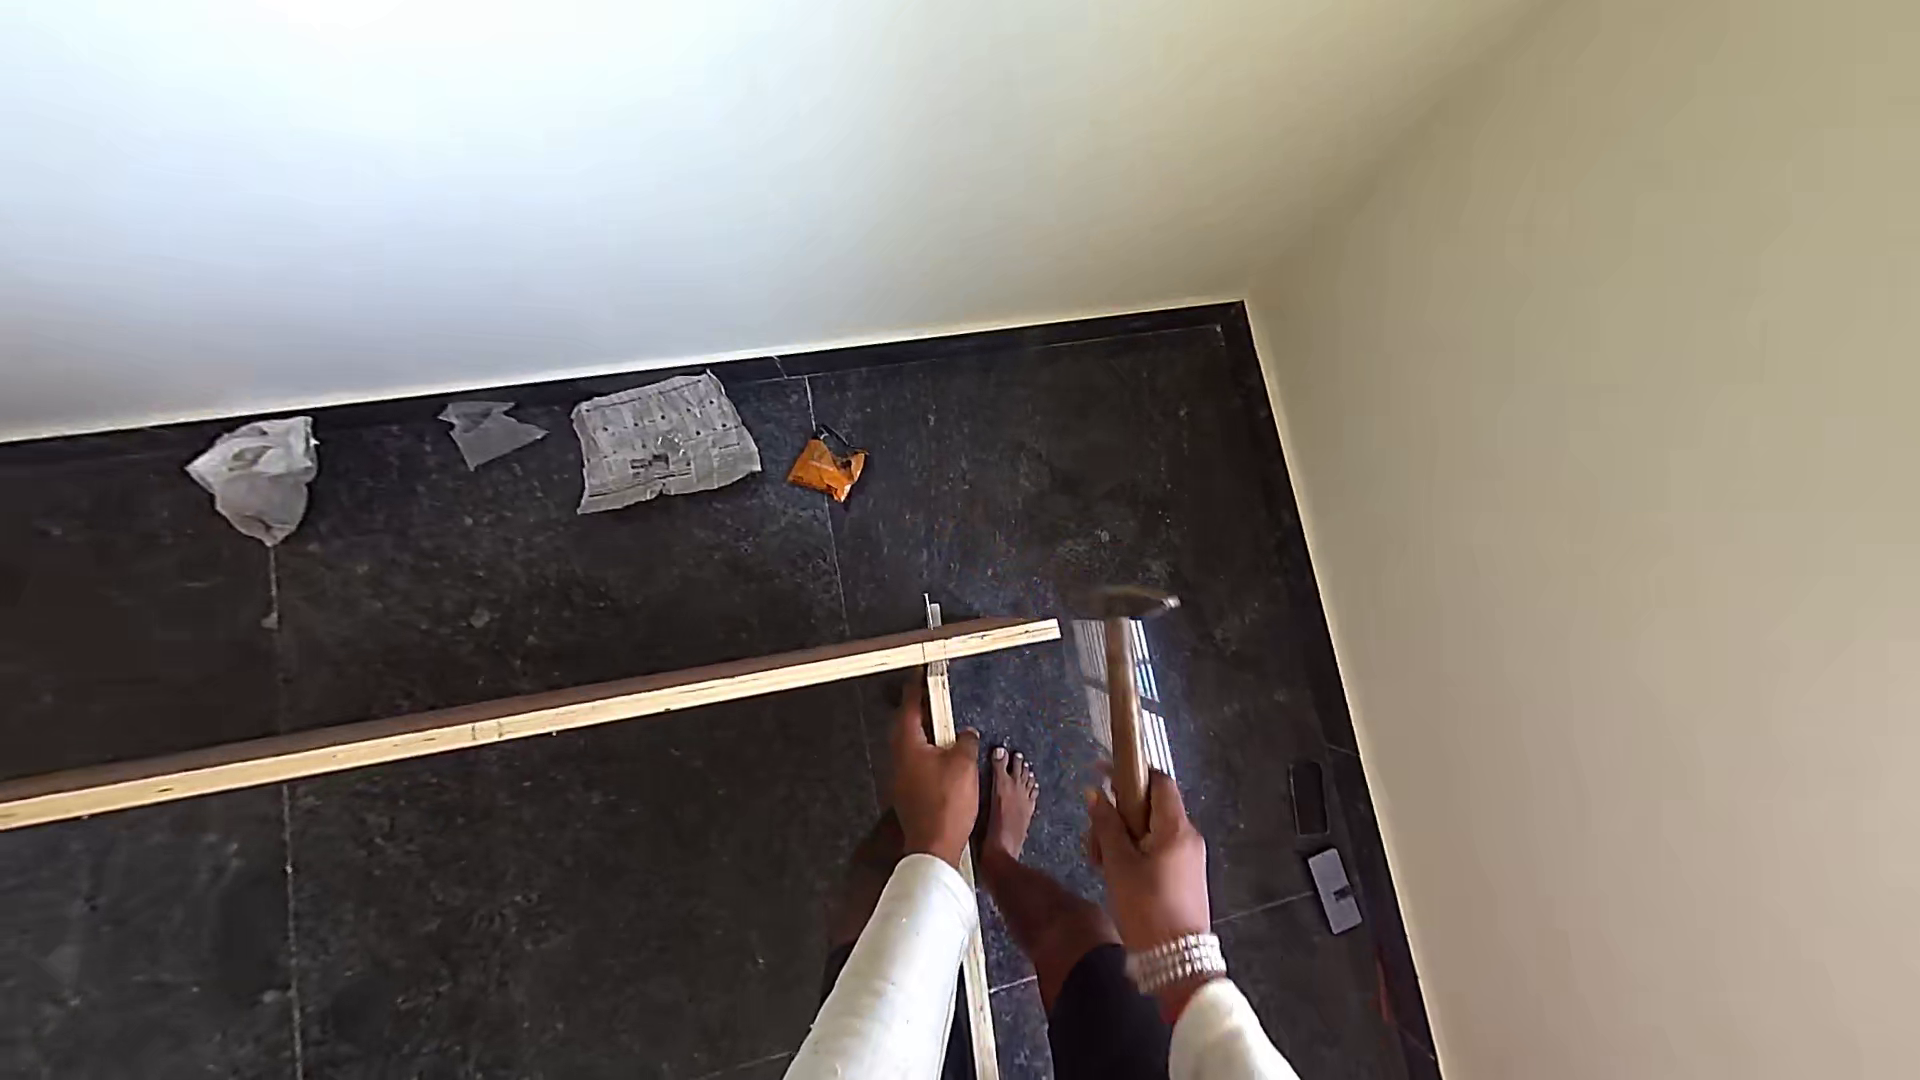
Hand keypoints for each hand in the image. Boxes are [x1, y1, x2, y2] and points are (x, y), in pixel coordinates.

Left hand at [890, 672, 980, 868]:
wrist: (934, 846)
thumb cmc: (946, 803)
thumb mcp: (963, 764)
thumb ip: (965, 741)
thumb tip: (966, 734)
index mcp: (908, 744)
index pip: (910, 706)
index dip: (916, 688)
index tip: (920, 673)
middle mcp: (898, 757)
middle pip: (905, 724)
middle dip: (918, 709)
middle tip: (932, 696)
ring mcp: (900, 776)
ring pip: (910, 744)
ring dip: (924, 731)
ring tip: (941, 724)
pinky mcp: (907, 791)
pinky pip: (915, 760)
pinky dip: (927, 751)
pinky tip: (942, 755)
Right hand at [1085, 769, 1210, 948]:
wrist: (1179, 966)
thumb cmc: (1147, 908)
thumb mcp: (1118, 863)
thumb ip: (1106, 824)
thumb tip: (1095, 793)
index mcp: (1176, 827)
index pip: (1159, 780)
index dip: (1131, 772)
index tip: (1103, 774)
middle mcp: (1187, 837)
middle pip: (1149, 806)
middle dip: (1117, 814)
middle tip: (1095, 835)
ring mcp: (1188, 859)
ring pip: (1148, 830)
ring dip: (1121, 837)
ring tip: (1100, 861)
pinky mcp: (1183, 878)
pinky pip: (1156, 850)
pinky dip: (1133, 852)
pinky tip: (1114, 873)